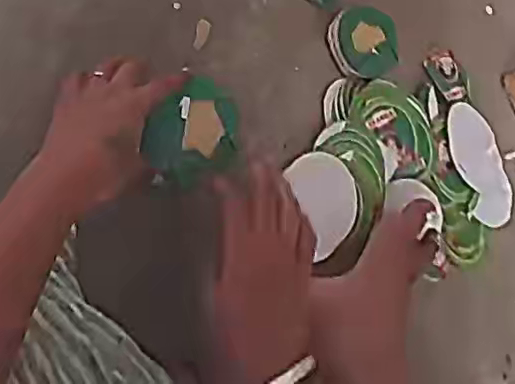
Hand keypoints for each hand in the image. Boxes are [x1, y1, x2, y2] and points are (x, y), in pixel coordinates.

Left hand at [29, 58, 186, 215]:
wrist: (59, 181)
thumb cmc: (102, 177)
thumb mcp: (133, 174)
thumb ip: (147, 166)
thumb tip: (156, 169)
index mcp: (135, 105)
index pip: (161, 86)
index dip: (175, 81)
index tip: (185, 77)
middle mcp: (113, 91)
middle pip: (132, 66)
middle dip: (143, 68)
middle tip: (147, 77)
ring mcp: (88, 92)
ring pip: (106, 66)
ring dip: (116, 66)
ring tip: (120, 73)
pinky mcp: (66, 100)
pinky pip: (76, 78)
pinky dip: (84, 78)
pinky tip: (86, 85)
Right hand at [210, 162, 314, 383]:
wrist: (270, 370)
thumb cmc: (235, 341)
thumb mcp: (211, 297)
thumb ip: (212, 257)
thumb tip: (208, 230)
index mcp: (240, 252)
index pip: (234, 202)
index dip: (224, 183)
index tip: (216, 174)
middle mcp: (268, 247)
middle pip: (265, 197)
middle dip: (256, 171)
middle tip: (250, 153)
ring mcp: (290, 255)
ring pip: (287, 207)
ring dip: (279, 183)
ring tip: (272, 167)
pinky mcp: (305, 269)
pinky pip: (306, 229)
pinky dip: (299, 210)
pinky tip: (295, 202)